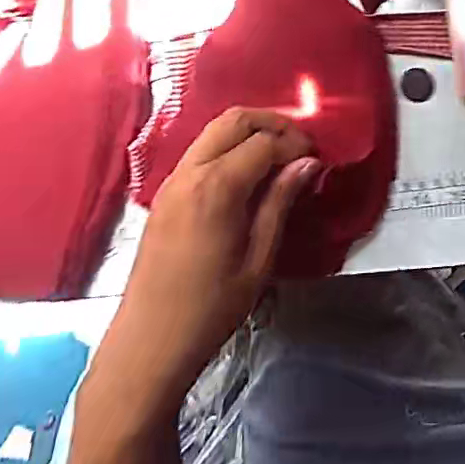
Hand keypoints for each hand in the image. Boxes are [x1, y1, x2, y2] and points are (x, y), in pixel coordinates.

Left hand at [107, 108, 318, 406]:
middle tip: (300, 146)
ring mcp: (172, 179)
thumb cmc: (210, 309)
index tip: (316, 161)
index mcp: (216, 188)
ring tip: (279, 157)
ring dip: (250, 131)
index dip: (296, 145)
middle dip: (273, 123)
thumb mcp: (258, 259)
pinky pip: (202, 149)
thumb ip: (280, 202)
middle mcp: (190, 172)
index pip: (264, 142)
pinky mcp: (165, 192)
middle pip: (235, 119)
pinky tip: (250, 172)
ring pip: (215, 129)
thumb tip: (308, 164)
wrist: (148, 344)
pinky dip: (230, 145)